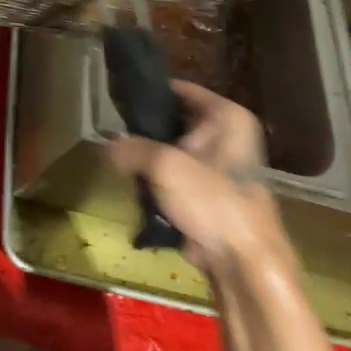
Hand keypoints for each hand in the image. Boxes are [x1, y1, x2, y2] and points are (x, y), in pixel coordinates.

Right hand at [108, 81, 294, 277]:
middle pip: (175, 122)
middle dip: (145, 134)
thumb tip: (106, 145)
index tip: (117, 101)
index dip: (149, 94)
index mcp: (228, 117)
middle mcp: (229, 135)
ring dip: (149, 163)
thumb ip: (131, 149)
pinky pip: (177, 179)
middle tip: (114, 139)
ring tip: (124, 168)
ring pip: (173, 153)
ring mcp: (222, 166)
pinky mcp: (212, 193)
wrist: (243, 259)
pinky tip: (140, 193)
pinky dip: (159, 185)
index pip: (180, 90)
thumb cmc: (212, 201)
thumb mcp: (164, 167)